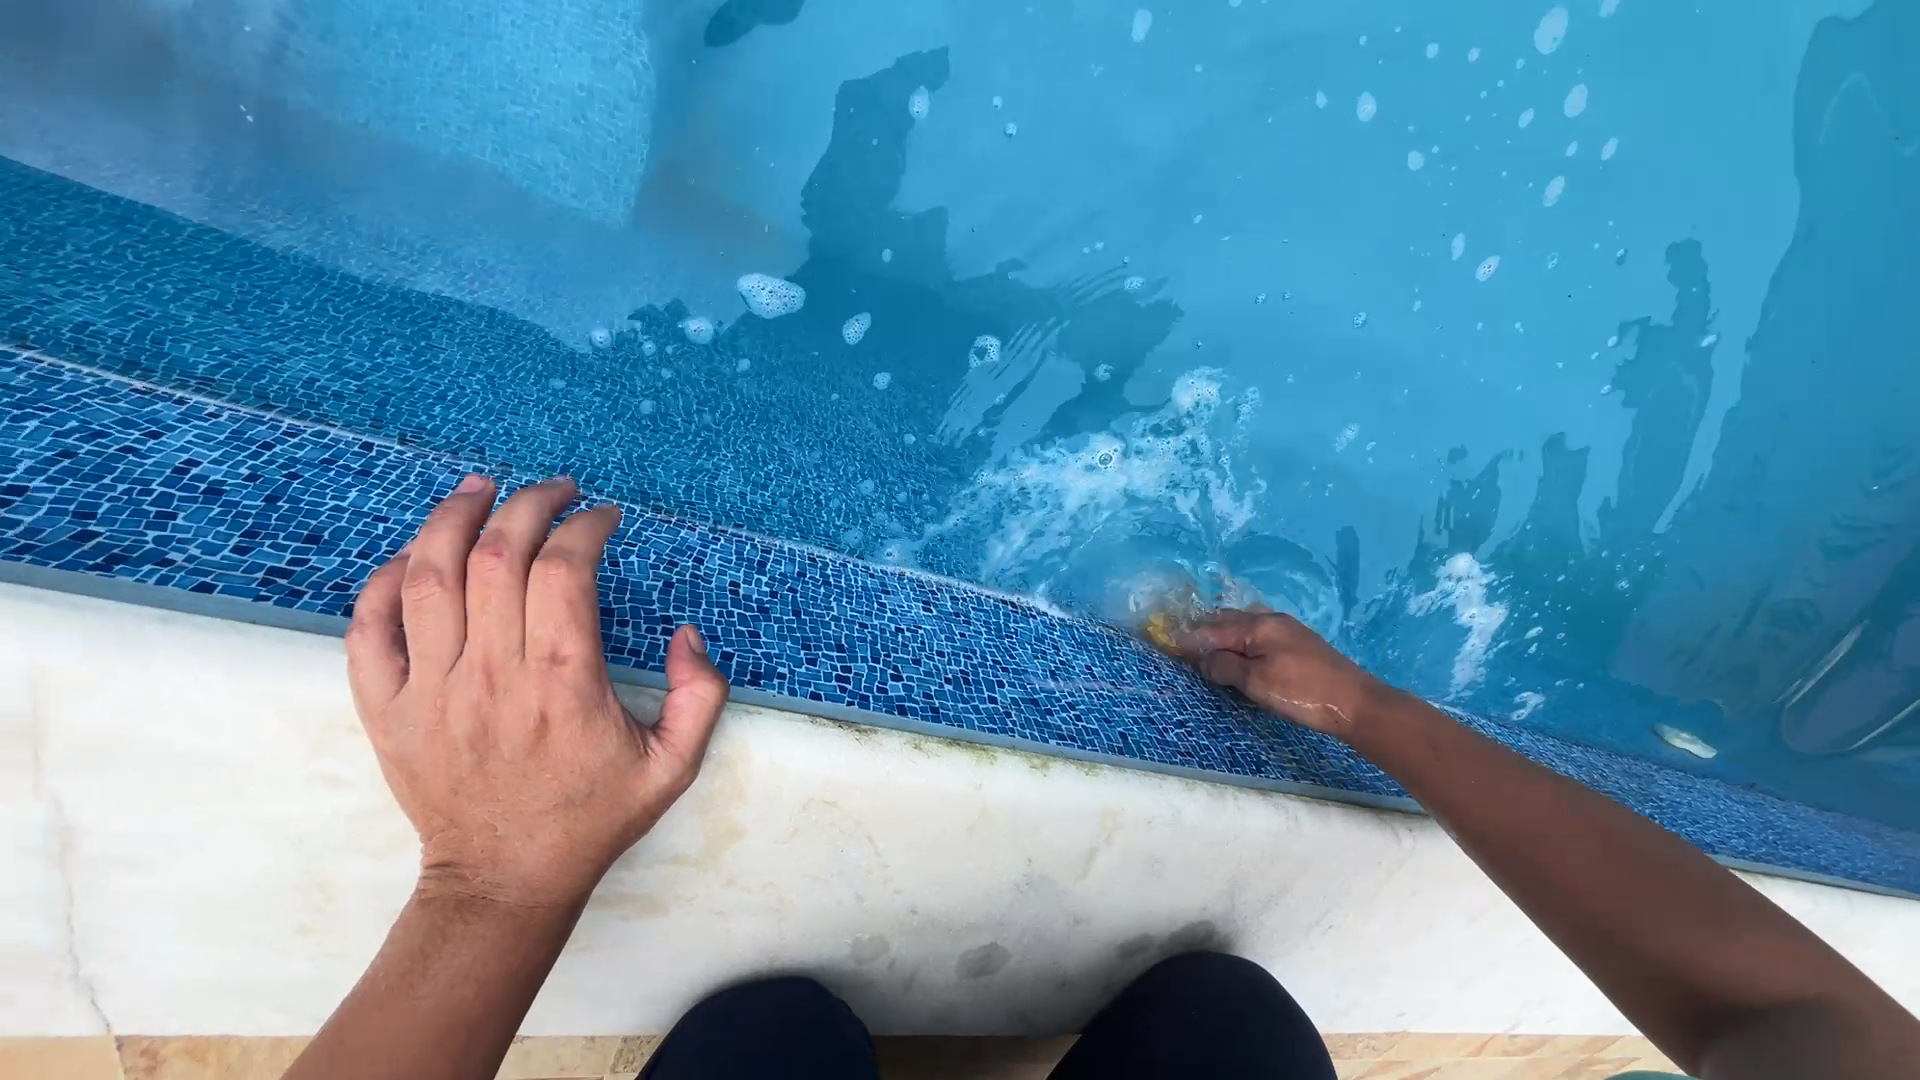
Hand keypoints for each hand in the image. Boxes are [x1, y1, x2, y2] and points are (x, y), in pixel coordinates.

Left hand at [344, 475, 729, 908]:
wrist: (504, 880)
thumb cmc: (595, 817)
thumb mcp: (676, 763)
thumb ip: (701, 693)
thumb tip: (686, 633)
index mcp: (564, 681)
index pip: (566, 569)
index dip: (587, 527)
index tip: (605, 517)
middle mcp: (493, 674)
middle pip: (497, 555)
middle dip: (530, 504)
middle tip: (557, 489)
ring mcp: (430, 690)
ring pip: (428, 575)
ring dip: (454, 518)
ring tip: (481, 489)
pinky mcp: (387, 710)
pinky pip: (369, 626)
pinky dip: (386, 578)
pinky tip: (417, 553)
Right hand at [1176, 611, 1386, 736]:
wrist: (1357, 704)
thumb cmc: (1302, 692)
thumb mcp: (1256, 682)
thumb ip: (1225, 666)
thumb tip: (1205, 659)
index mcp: (1258, 625)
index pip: (1213, 629)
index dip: (1189, 638)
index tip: (1167, 644)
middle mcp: (1271, 620)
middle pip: (1227, 621)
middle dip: (1204, 632)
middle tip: (1183, 648)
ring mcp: (1287, 631)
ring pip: (1244, 628)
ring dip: (1223, 637)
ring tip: (1206, 652)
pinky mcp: (1298, 645)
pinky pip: (1258, 636)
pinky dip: (1241, 643)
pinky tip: (1239, 655)